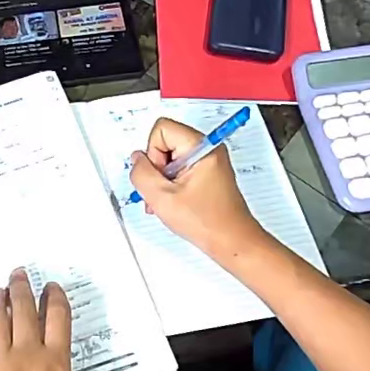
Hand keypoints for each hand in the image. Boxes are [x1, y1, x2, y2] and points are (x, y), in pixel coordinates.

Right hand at [127, 117, 271, 262]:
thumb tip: (137, 160)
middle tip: (163, 191)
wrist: (232, 241)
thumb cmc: (209, 222)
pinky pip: (181, 169)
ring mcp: (209, 161)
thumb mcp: (162, 198)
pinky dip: (172, 185)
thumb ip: (141, 174)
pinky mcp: (208, 172)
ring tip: (168, 201)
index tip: (162, 177)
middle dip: (157, 169)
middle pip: (166, 142)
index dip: (153, 154)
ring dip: (163, 180)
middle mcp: (208, 149)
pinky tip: (174, 202)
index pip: (162, 129)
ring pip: (171, 158)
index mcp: (202, 147)